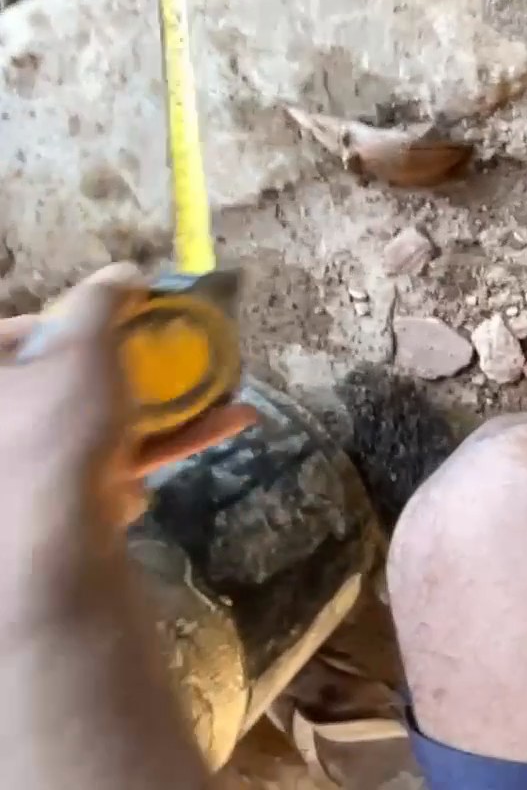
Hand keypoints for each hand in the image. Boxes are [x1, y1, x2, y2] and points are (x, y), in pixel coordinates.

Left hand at [0, 265, 254, 530]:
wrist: (51, 528)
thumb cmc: (54, 427)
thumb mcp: (85, 351)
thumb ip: (102, 305)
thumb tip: (125, 271)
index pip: (10, 332)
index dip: (64, 320)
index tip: (118, 321)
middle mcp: (0, 416)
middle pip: (58, 376)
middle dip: (130, 364)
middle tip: (172, 356)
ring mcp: (25, 458)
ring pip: (100, 415)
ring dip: (168, 401)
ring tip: (227, 391)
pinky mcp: (61, 488)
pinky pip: (121, 450)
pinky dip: (173, 436)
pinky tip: (230, 423)